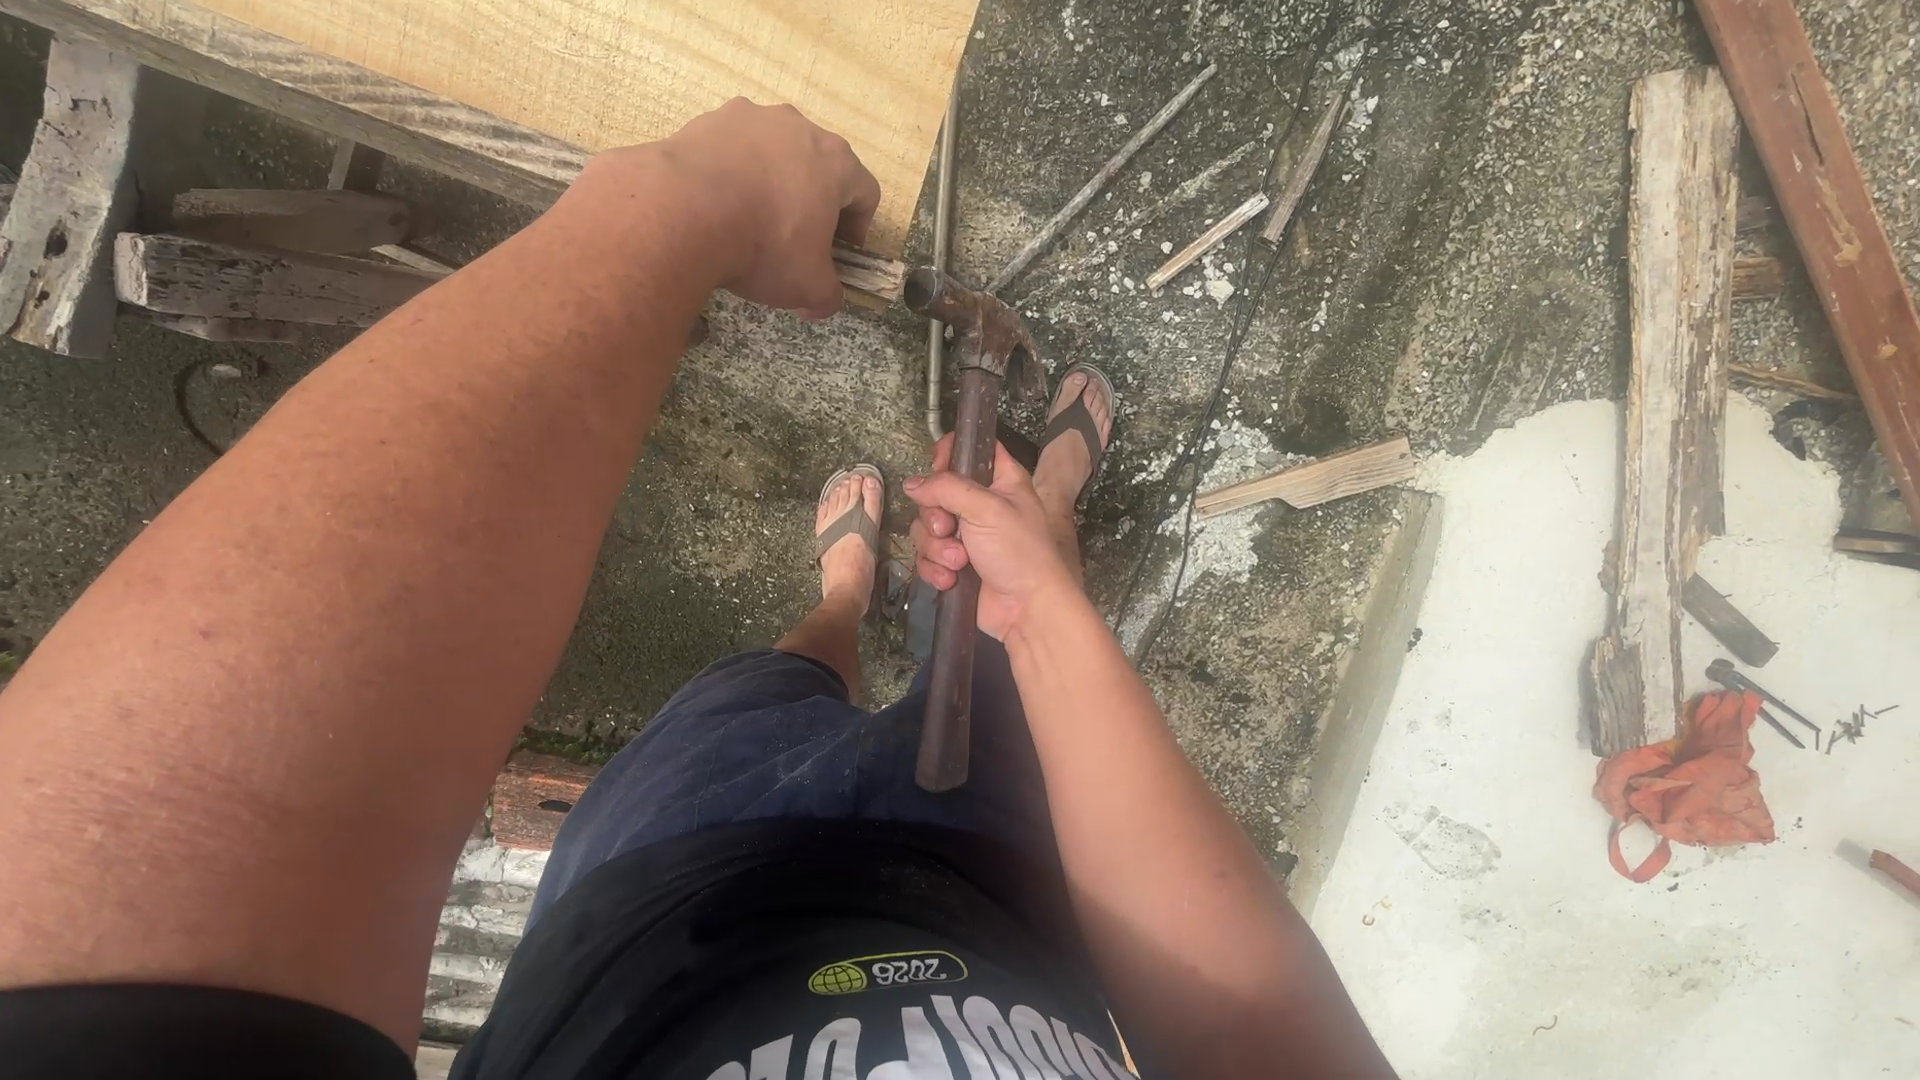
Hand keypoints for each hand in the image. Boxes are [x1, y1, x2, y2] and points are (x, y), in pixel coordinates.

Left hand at [597, 98, 880, 319]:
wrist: (684, 212)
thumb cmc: (766, 246)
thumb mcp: (809, 287)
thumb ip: (828, 295)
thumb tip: (821, 302)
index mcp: (836, 162)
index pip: (865, 192)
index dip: (858, 228)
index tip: (840, 254)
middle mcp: (798, 127)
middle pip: (819, 168)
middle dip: (814, 204)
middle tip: (799, 241)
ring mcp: (751, 118)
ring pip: (775, 155)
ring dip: (773, 186)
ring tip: (752, 223)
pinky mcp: (708, 120)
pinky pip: (733, 152)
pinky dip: (734, 178)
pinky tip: (719, 209)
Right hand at [905, 438, 1077, 640]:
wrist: (1027, 609)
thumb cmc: (1019, 552)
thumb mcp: (987, 509)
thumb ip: (946, 488)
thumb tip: (912, 484)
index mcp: (1000, 480)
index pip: (968, 449)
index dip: (949, 455)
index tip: (938, 469)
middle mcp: (981, 504)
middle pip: (935, 493)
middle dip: (936, 517)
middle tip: (950, 530)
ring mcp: (966, 535)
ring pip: (926, 527)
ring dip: (937, 548)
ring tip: (959, 563)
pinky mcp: (954, 563)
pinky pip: (927, 556)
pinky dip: (935, 568)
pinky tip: (952, 580)